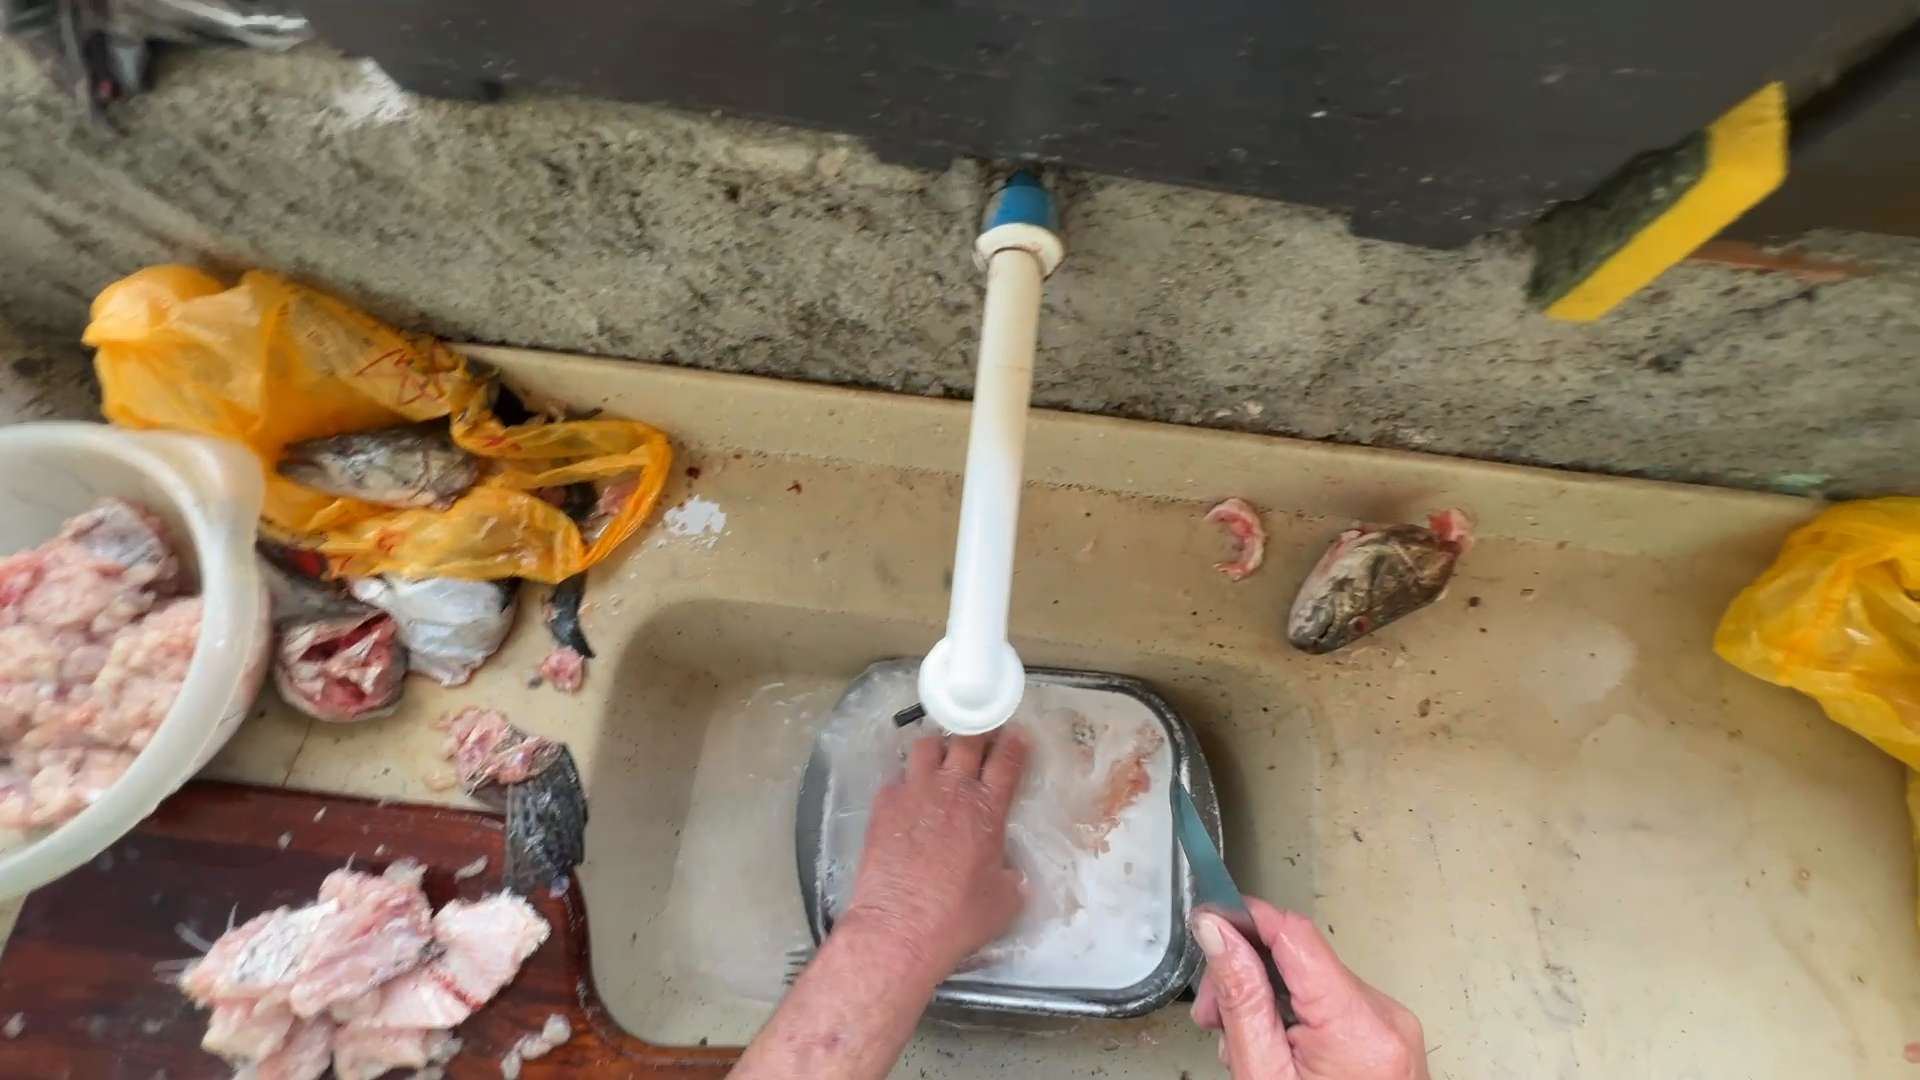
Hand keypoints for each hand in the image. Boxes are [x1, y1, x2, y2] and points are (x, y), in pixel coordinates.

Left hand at [840, 732, 1028, 979]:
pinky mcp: (885, 802)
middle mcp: (952, 789)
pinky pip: (898, 775)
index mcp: (987, 809)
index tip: (1016, 735)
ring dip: (939, 748)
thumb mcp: (1005, 901)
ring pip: (928, 746)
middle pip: (968, 740)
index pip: (1007, 761)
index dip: (1014, 743)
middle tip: (981, 735)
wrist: (900, 926)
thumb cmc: (958, 917)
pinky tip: (908, 795)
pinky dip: (907, 779)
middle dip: (978, 731)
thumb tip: (1010, 871)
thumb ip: (1012, 875)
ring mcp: (915, 791)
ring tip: (941, 759)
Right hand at [1191, 897, 1427, 1079]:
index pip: (1292, 932)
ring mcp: (1391, 1028)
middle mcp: (1385, 1015)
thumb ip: (1241, 996)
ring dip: (1262, 994)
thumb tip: (1214, 927)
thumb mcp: (1264, 1076)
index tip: (1201, 926)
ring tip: (1234, 1040)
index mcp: (1359, 1025)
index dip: (1243, 917)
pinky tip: (1267, 1044)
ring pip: (1306, 976)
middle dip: (1244, 972)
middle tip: (1209, 1016)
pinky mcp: (1386, 1039)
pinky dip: (1288, 1012)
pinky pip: (1326, 1001)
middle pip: (1295, 955)